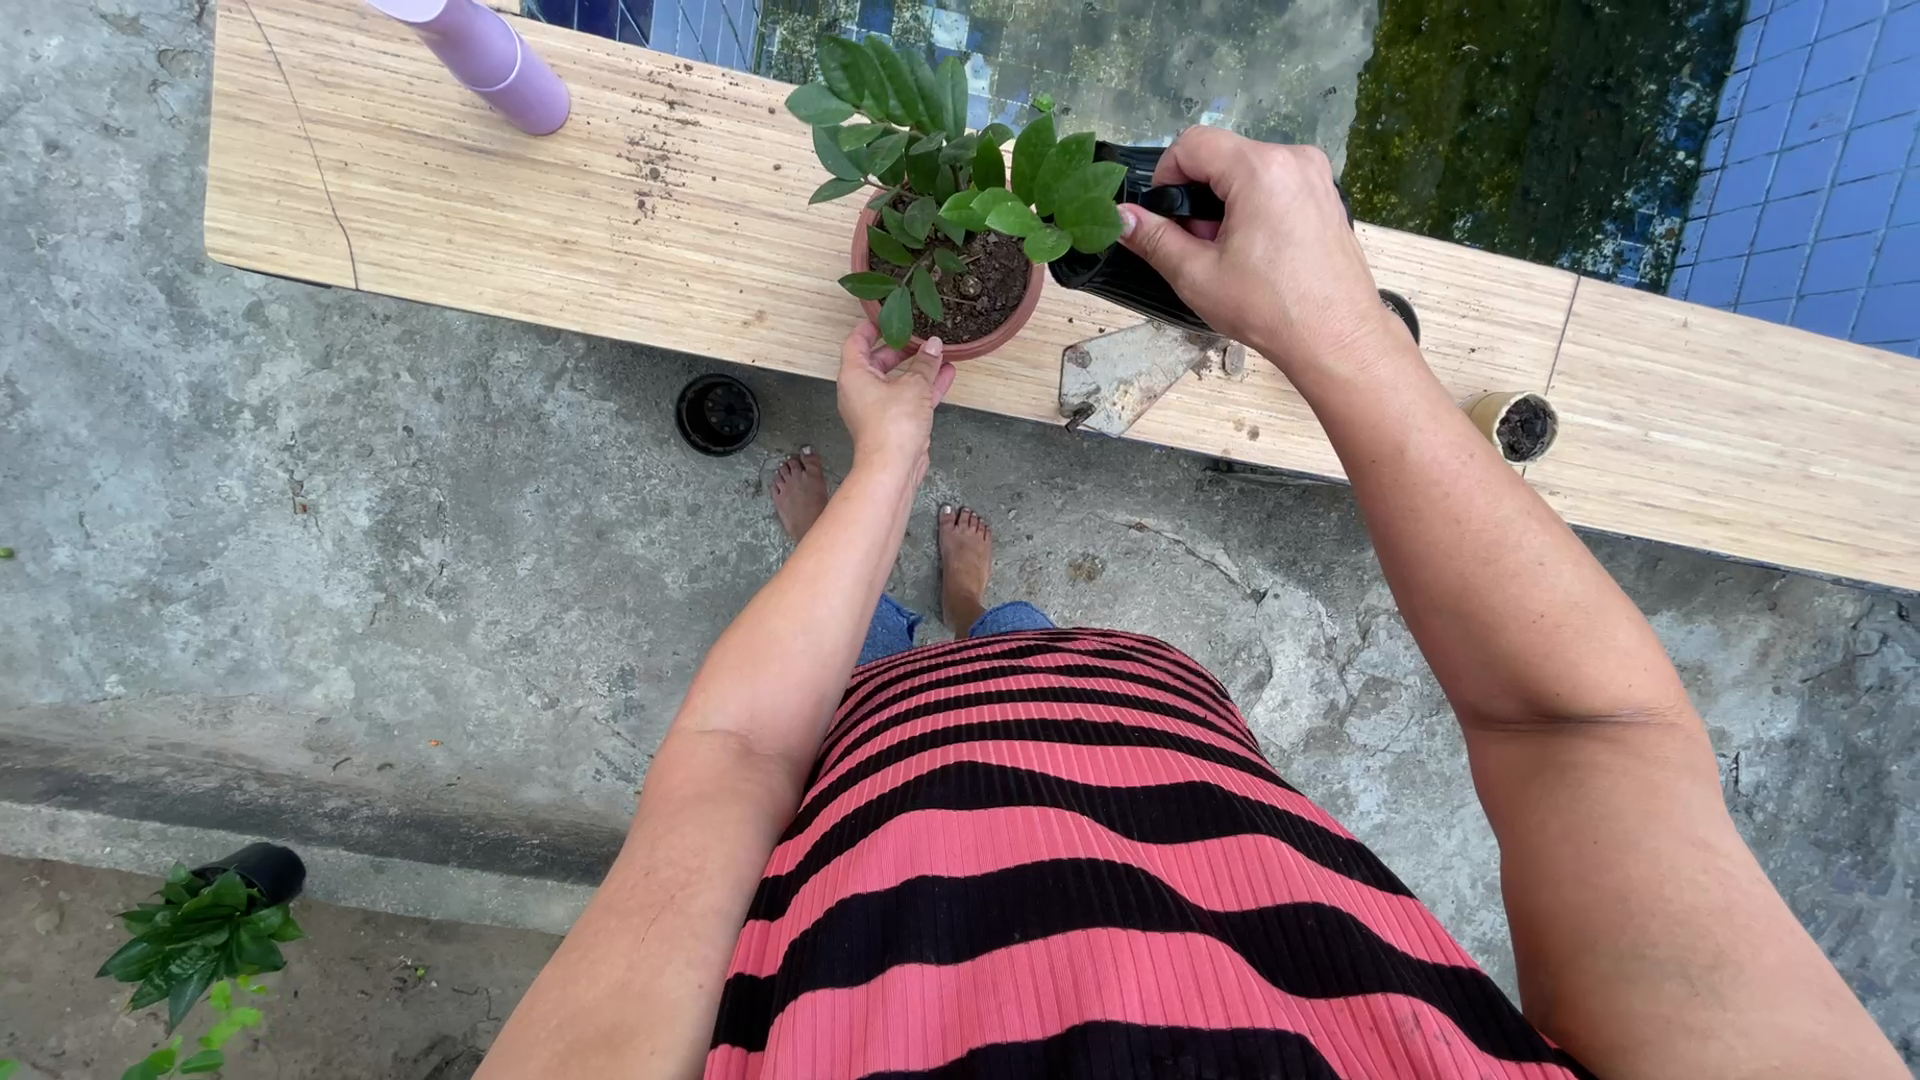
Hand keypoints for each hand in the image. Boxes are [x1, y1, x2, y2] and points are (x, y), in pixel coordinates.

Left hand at [836, 320, 956, 473]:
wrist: (893, 467)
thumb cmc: (892, 426)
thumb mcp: (914, 386)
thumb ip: (925, 363)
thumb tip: (933, 346)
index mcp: (854, 375)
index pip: (856, 342)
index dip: (870, 327)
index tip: (886, 318)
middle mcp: (860, 391)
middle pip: (878, 361)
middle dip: (900, 349)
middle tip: (918, 336)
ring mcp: (876, 409)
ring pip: (897, 381)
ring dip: (917, 369)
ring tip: (938, 354)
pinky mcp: (892, 423)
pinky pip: (908, 399)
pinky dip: (924, 388)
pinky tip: (946, 376)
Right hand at [1117, 127, 1402, 376]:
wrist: (1335, 336)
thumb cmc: (1265, 308)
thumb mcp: (1197, 276)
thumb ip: (1155, 239)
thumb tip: (1121, 218)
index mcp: (1260, 169)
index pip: (1193, 142)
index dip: (1166, 176)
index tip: (1165, 218)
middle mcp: (1293, 157)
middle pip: (1221, 156)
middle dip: (1197, 197)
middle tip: (1198, 247)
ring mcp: (1315, 174)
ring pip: (1246, 172)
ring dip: (1223, 206)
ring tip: (1227, 255)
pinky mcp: (1325, 194)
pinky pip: (1273, 185)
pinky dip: (1252, 209)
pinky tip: (1255, 254)